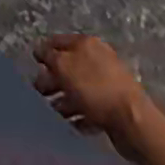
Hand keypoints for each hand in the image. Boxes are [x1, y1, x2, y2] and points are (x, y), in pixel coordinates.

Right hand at [34, 35, 153, 146]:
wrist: (131, 119)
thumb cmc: (94, 88)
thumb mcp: (64, 66)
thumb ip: (49, 56)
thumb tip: (39, 49)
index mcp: (85, 43)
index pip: (58, 41)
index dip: (44, 50)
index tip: (33, 63)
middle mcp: (97, 58)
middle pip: (68, 66)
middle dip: (52, 78)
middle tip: (39, 92)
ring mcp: (106, 82)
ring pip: (78, 88)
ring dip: (63, 100)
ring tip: (52, 113)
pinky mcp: (112, 105)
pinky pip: (89, 108)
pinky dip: (78, 115)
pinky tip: (70, 124)